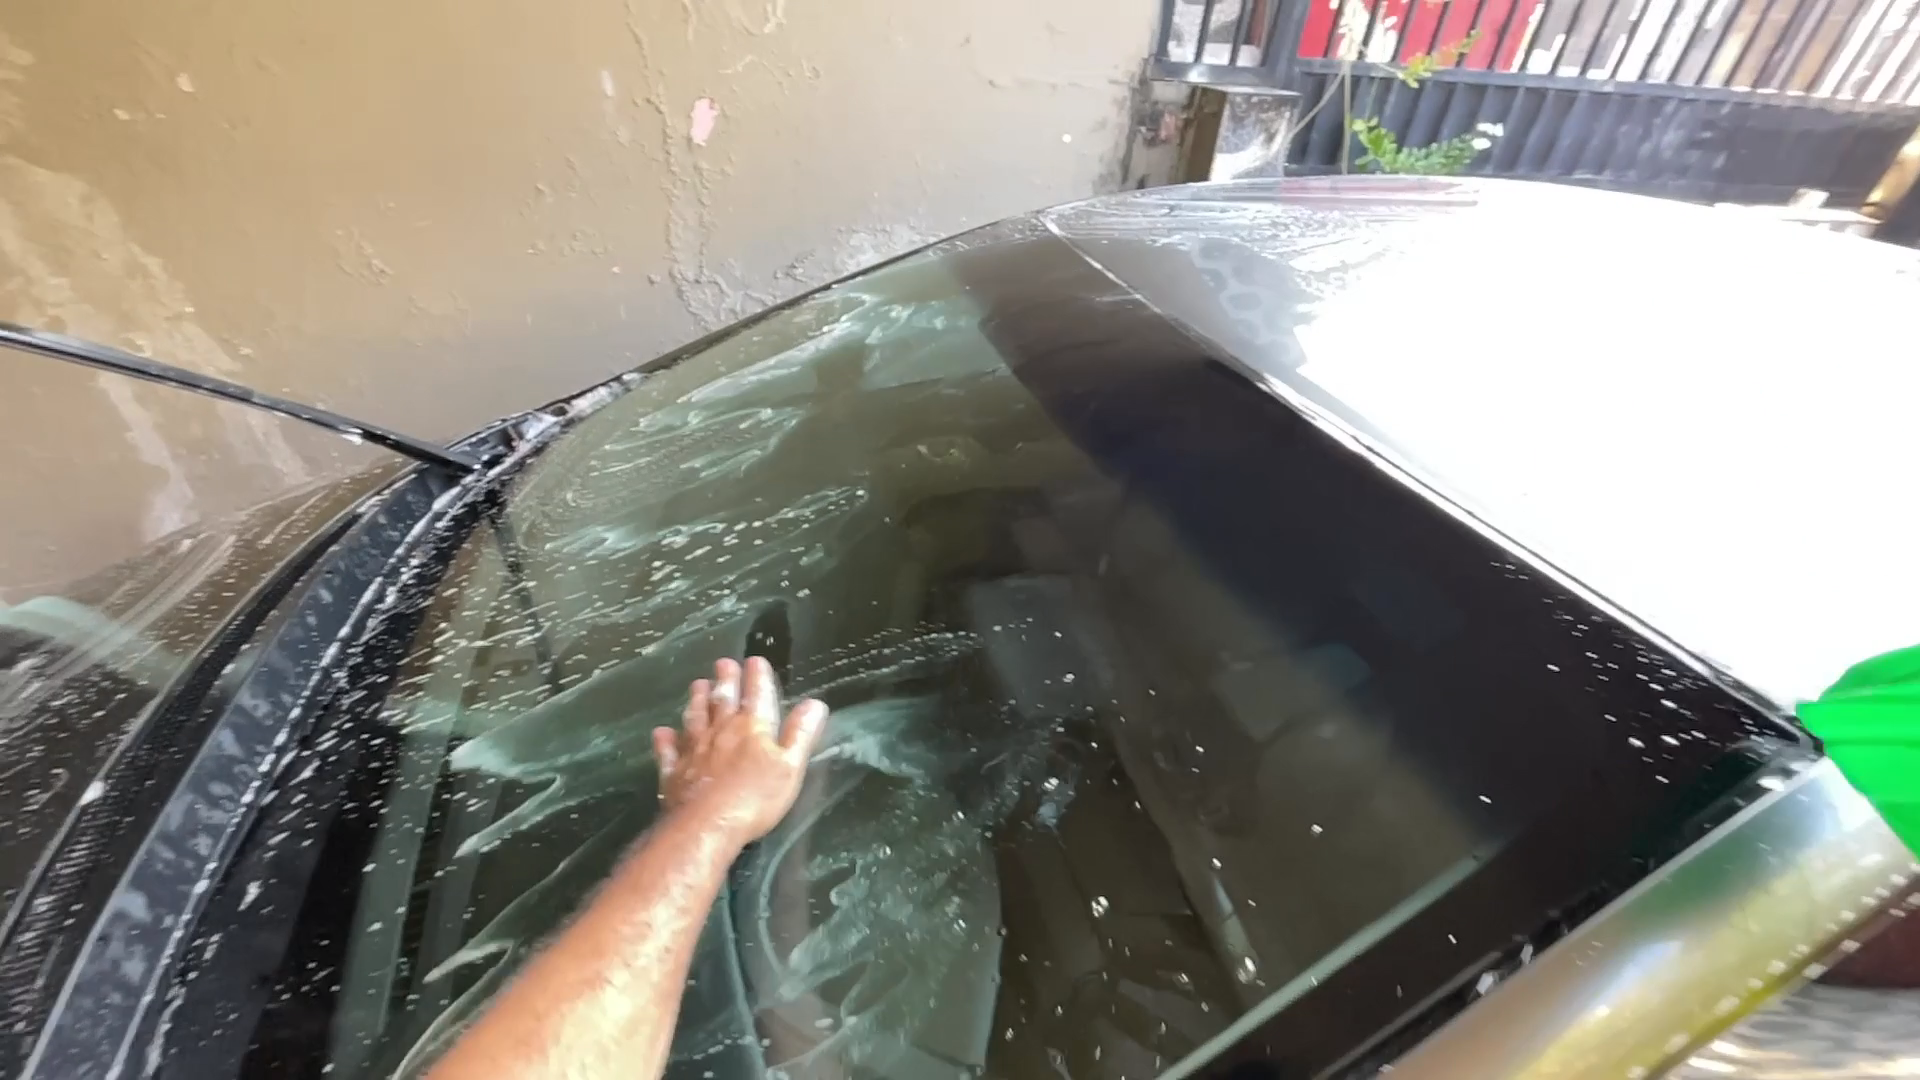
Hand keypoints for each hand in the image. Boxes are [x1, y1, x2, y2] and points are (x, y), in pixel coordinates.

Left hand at [652, 657, 827, 845]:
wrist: (705, 827)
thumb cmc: (755, 798)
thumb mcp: (790, 766)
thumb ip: (801, 734)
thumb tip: (815, 704)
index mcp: (752, 728)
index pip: (757, 695)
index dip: (758, 677)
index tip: (755, 660)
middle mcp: (721, 731)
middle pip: (723, 700)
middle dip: (726, 681)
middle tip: (723, 663)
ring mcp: (694, 751)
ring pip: (696, 718)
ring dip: (697, 701)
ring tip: (697, 684)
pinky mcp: (674, 773)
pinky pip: (669, 751)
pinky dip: (665, 740)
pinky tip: (662, 732)